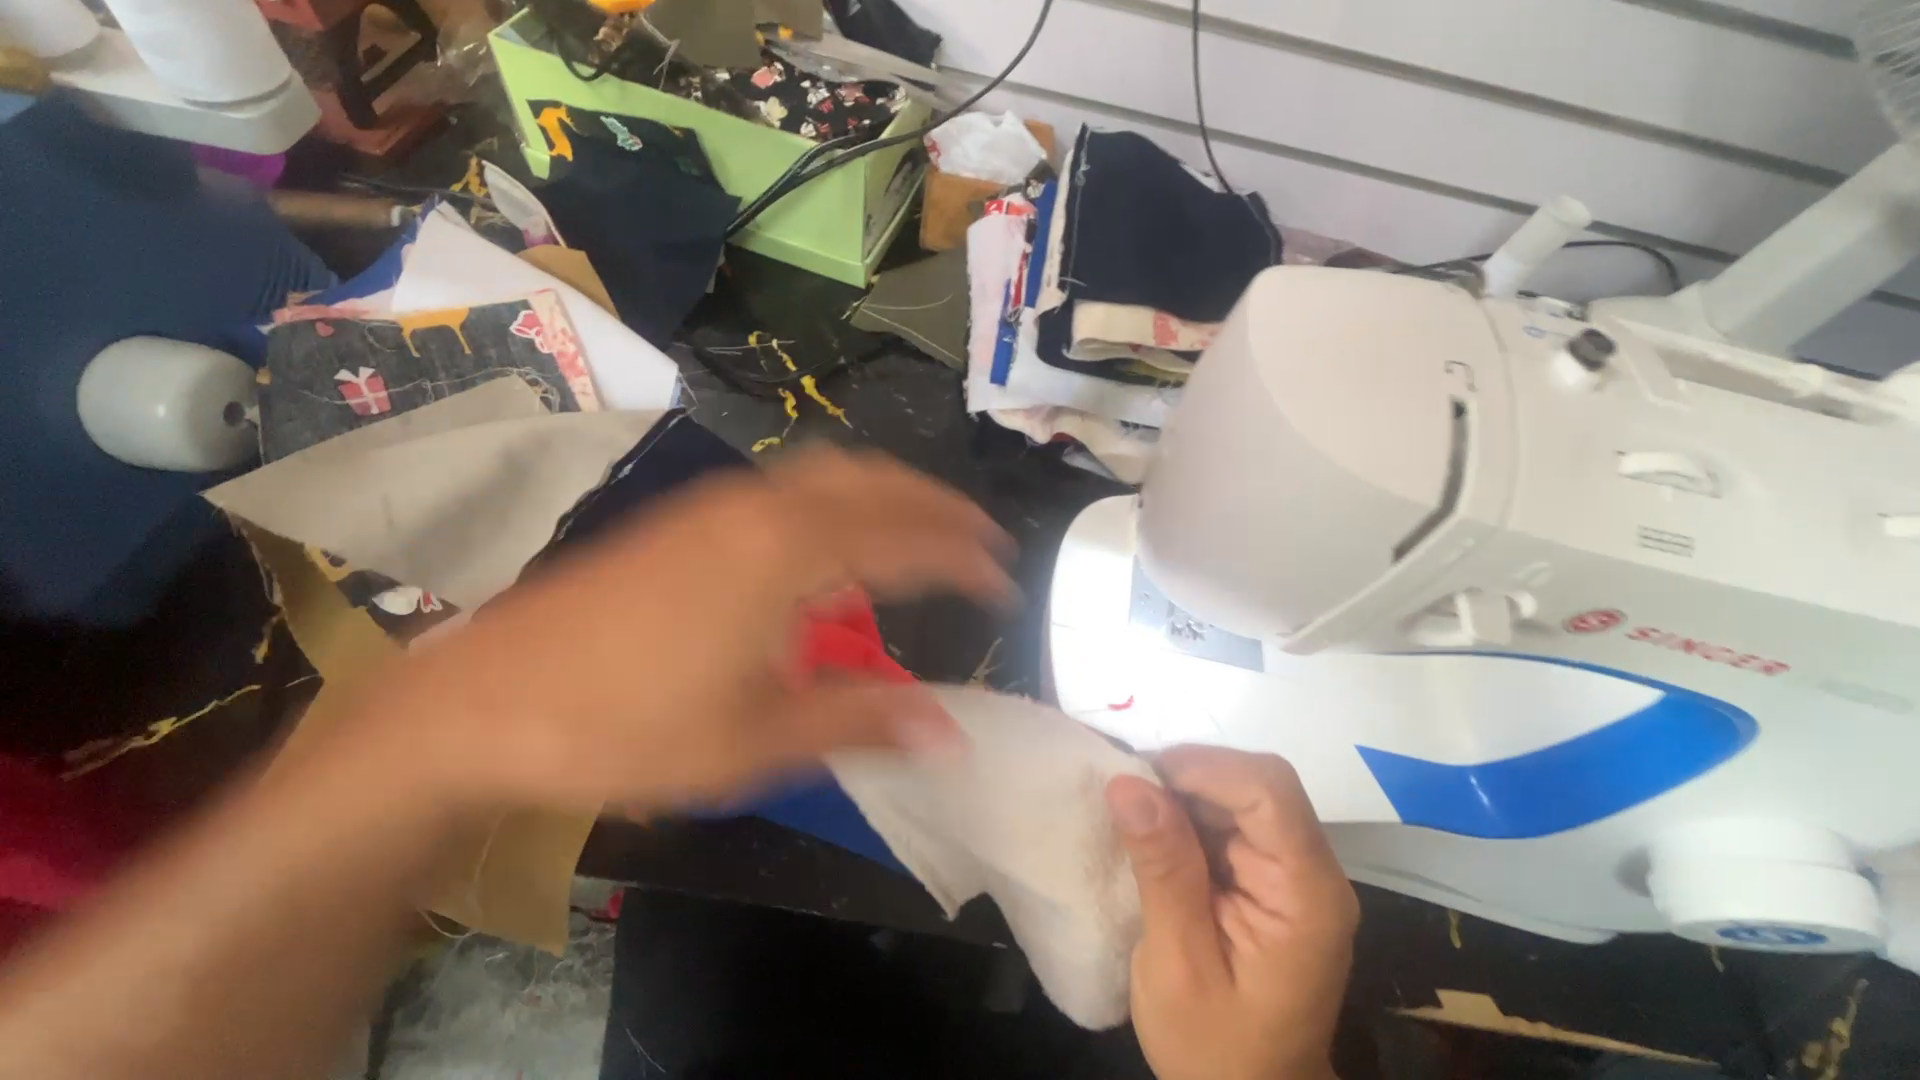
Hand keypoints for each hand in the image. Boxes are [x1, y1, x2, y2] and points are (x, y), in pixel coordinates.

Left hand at [344, 447, 1015, 812]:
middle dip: (937, 505)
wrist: (486, 702)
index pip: (904, 541)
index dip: (963, 559)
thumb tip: (948, 730)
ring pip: (827, 471)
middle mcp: (759, 509)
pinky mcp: (684, 517)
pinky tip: (836, 537)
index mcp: (787, 555)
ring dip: (887, 491)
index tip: (1005, 582)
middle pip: (873, 482)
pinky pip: (788, 485)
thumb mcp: (756, 741)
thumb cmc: (628, 729)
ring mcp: (716, 505)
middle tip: (983, 540)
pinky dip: (839, 496)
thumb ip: (860, 721)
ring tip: (924, 527)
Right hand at [1107, 746, 1358, 1079]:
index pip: (1268, 791)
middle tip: (1125, 799)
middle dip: (1188, 780)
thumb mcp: (1177, 964)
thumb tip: (1128, 783)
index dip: (1203, 768)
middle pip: (1258, 786)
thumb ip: (1162, 869)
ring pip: (1241, 797)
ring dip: (1182, 798)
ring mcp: (1294, 876)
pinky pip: (1231, 825)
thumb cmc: (1214, 1051)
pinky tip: (1154, 840)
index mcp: (1307, 894)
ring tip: (1131, 820)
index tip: (1136, 778)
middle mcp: (1312, 873)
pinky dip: (1187, 820)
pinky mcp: (1271, 882)